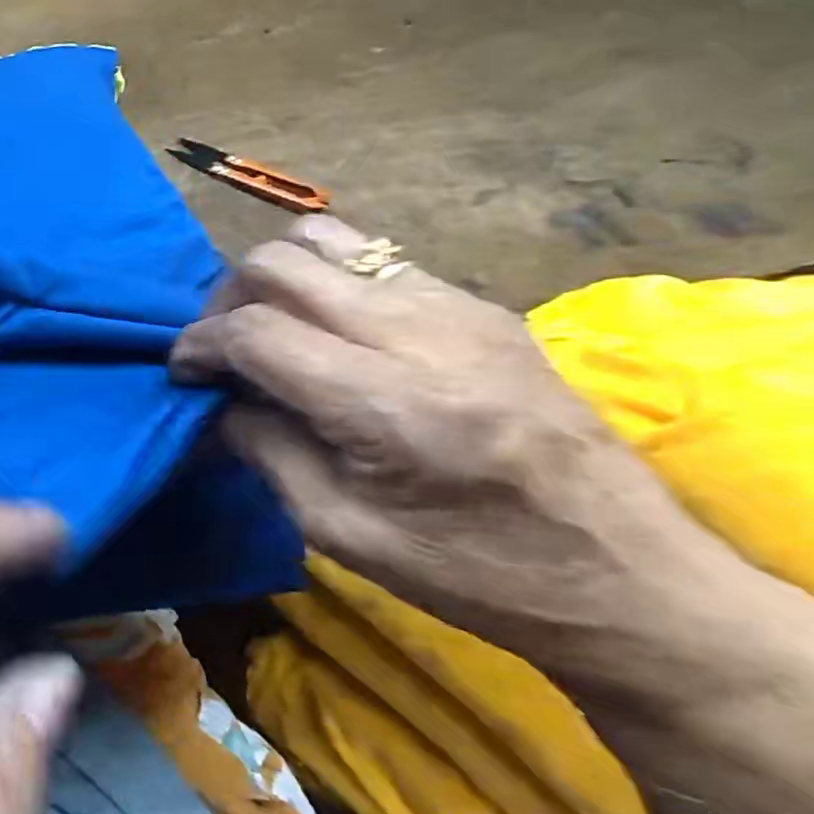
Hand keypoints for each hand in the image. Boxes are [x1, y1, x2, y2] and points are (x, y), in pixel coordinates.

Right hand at [174, 215, 813, 813]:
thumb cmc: (476, 575)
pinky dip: (324, 278)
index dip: (199, 344)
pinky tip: (328, 329)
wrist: (632, 576)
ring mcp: (457, 306)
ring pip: (324, 238)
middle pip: (280, 263)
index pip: (256, 331)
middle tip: (220, 349)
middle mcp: (421, 334)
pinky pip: (372, 256)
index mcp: (389, 407)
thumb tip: (215, 400)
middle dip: (227, 299)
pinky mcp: (479, 303)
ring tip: (267, 326)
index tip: (182, 372)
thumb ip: (263, 449)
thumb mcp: (341, 533)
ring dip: (274, 276)